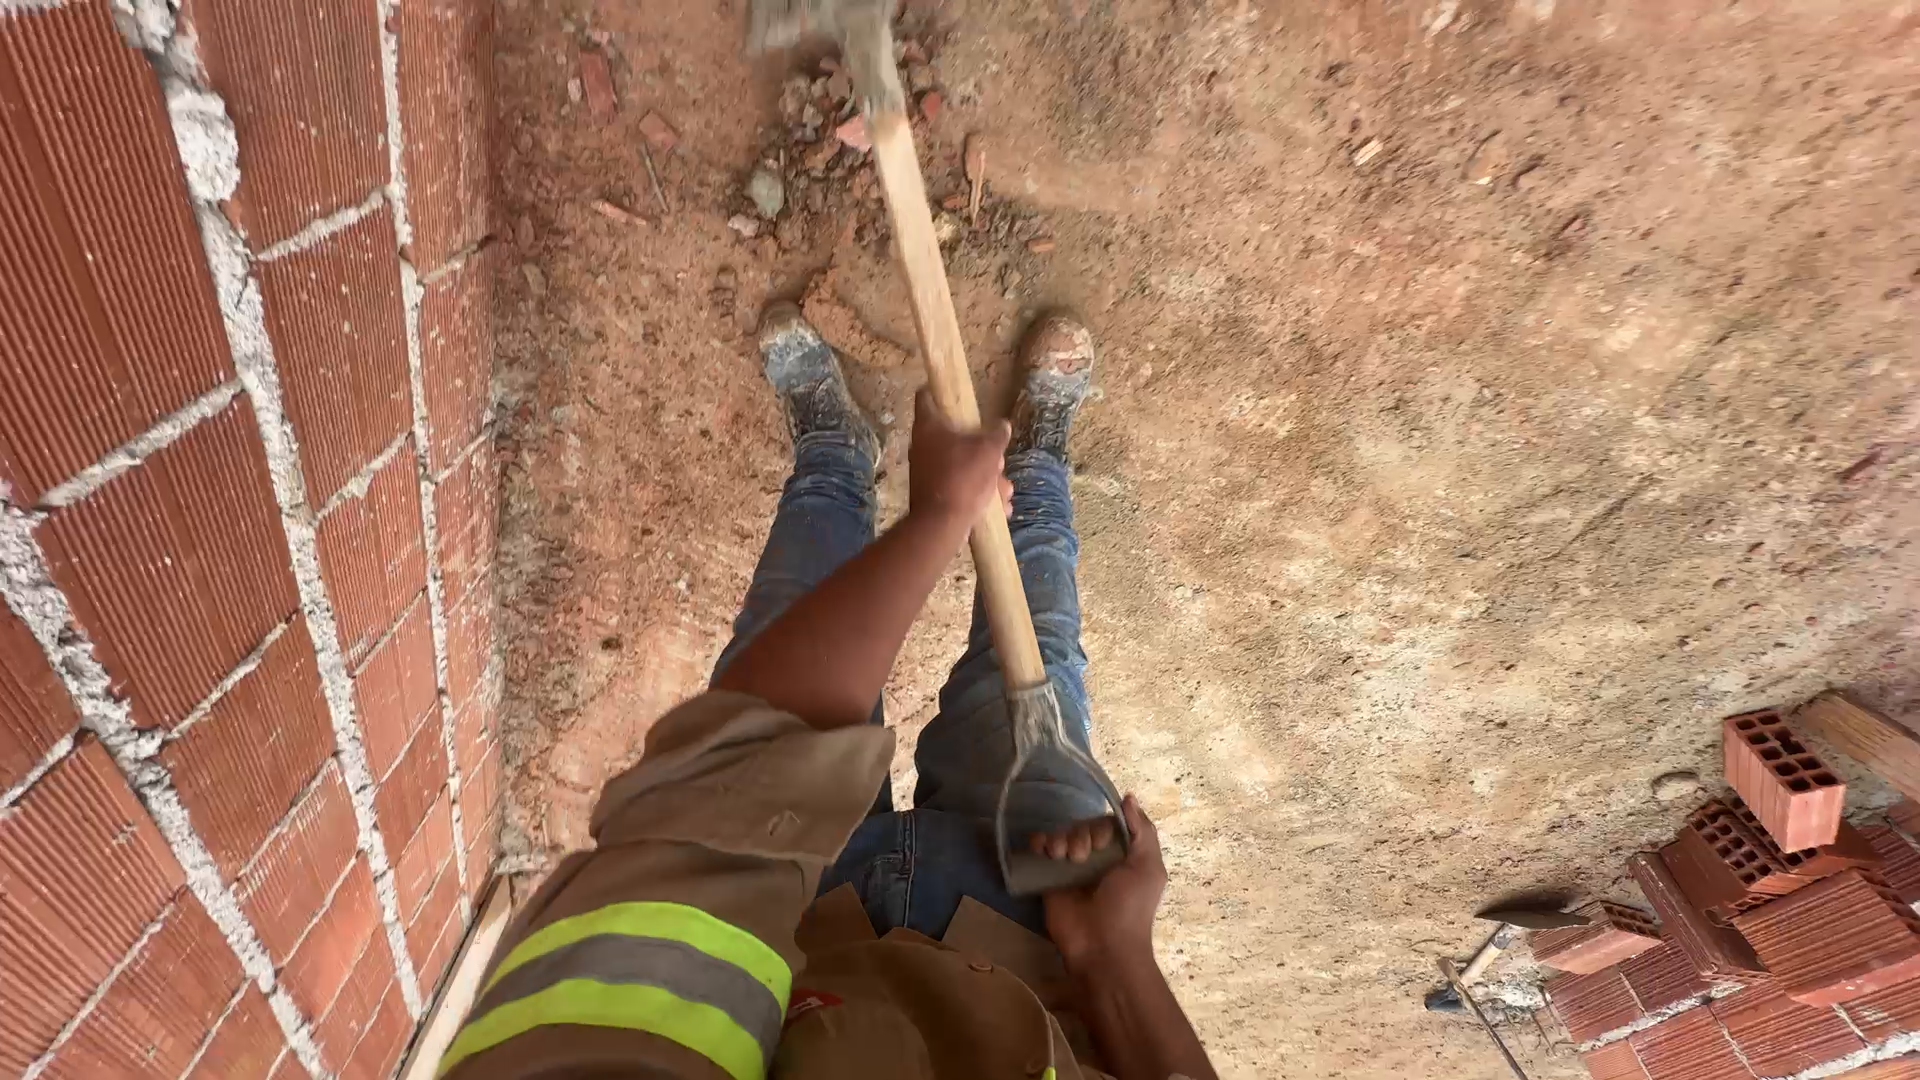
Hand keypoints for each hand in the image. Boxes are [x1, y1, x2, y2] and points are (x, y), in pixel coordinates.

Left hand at [908, 388, 1011, 530]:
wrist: (942, 523)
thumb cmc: (963, 477)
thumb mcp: (988, 451)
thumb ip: (997, 435)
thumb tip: (1002, 426)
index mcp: (929, 427)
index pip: (926, 396)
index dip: (939, 391)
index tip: (956, 394)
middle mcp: (923, 446)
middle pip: (956, 436)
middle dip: (984, 450)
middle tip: (998, 461)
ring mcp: (927, 471)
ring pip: (963, 465)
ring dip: (988, 477)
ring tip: (1004, 492)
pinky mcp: (934, 493)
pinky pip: (961, 486)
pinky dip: (979, 494)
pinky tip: (999, 507)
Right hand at [1036, 794, 1166, 971]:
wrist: (1102, 947)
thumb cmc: (1129, 907)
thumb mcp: (1149, 868)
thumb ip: (1143, 832)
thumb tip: (1128, 797)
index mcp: (1121, 854)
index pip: (1105, 823)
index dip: (1101, 829)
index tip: (1102, 845)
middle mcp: (1096, 858)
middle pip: (1081, 827)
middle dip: (1080, 836)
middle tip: (1081, 858)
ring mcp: (1070, 867)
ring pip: (1061, 834)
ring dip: (1060, 840)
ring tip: (1061, 858)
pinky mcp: (1049, 877)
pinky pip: (1040, 849)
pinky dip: (1039, 843)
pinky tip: (1043, 851)